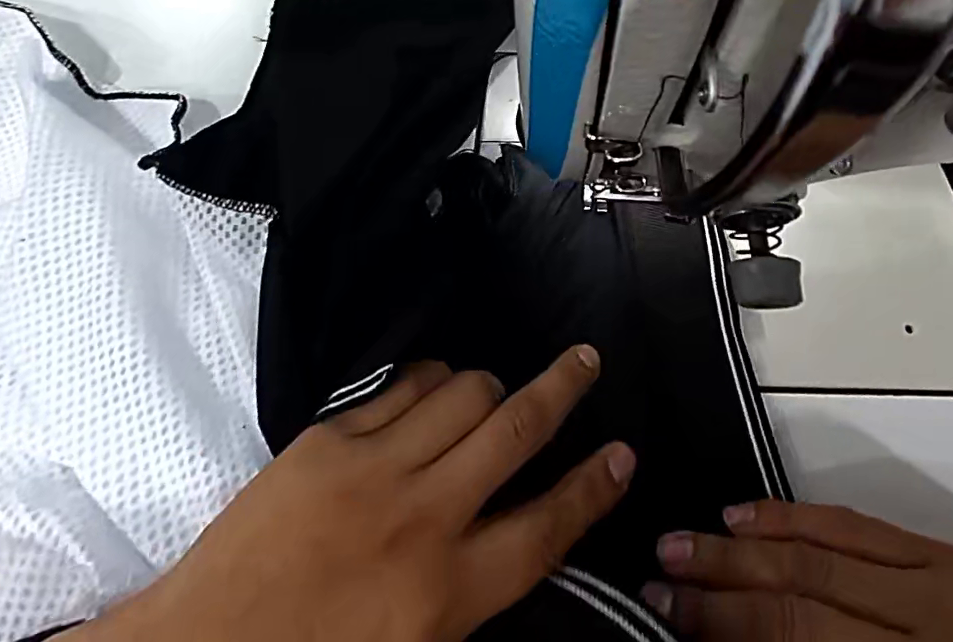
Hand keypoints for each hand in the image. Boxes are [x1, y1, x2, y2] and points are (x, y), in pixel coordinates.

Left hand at [68, 346, 635, 641]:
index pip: (545, 527)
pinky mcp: (330, 438)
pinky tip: (435, 388)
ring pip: (463, 392)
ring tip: (493, 394)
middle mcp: (421, 517)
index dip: (592, 488)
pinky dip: (432, 379)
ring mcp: (373, 467)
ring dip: (489, 387)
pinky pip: (405, 385)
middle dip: (562, 388)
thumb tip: (517, 528)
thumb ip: (473, 589)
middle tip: (587, 359)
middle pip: (515, 431)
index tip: (623, 454)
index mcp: (444, 592)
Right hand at [640, 501, 952, 641]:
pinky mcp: (950, 556)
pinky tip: (760, 513)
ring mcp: (941, 582)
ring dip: (748, 538)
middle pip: (800, 588)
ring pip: (822, 545)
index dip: (724, 623)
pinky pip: (859, 524)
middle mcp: (926, 624)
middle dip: (721, 576)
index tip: (670, 615)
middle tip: (662, 565)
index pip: (796, 634)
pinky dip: (800, 515)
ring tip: (693, 536)